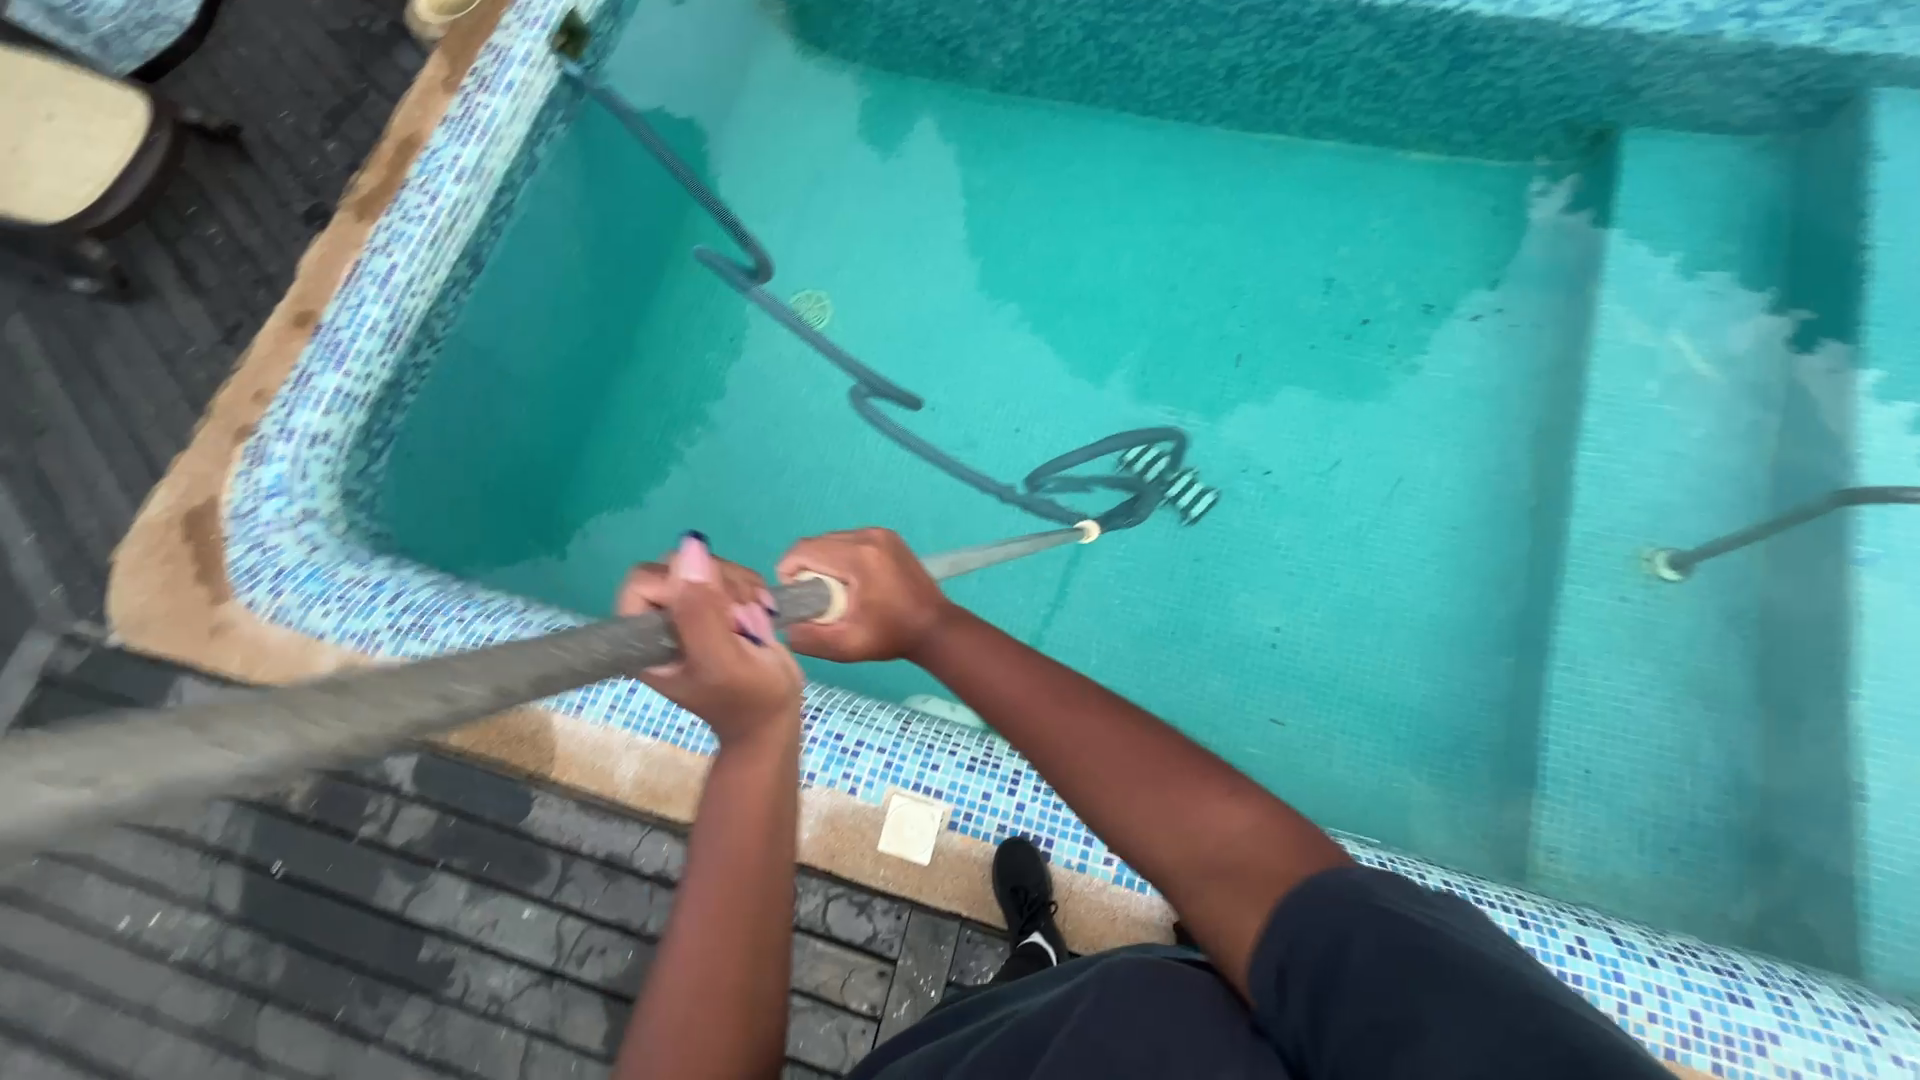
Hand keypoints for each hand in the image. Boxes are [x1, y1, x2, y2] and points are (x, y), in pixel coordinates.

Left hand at [617, 533, 802, 746]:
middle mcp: (663, 619)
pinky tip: (762, 613)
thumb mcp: (720, 660)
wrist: (775, 715)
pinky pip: (732, 573)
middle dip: (719, 586)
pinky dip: (753, 588)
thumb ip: (700, 609)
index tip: (714, 611)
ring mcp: (692, 609)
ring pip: (709, 565)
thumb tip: (691, 545)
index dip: (680, 585)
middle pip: (680, 566)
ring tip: (754, 622)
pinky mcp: (720, 604)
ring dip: (741, 589)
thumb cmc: (746, 698)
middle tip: (740, 620)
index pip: (645, 581)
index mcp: (644, 637)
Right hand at [777, 528, 955, 662]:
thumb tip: (785, 626)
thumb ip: (808, 638)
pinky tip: (850, 583)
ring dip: (823, 563)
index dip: (788, 571)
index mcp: (859, 557)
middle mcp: (869, 536)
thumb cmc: (892, 637)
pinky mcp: (889, 537)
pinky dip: (841, 558)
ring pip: (832, 540)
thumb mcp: (845, 646)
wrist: (935, 628)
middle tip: (814, 599)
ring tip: (832, 593)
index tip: (794, 596)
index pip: (804, 550)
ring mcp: (881, 534)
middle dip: (806, 569)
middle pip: (817, 543)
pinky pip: (850, 541)